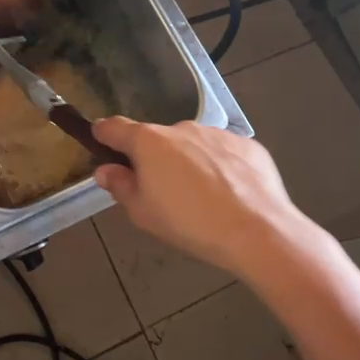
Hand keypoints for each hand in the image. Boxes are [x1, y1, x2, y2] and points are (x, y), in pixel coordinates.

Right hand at [91, 117, 315, 280]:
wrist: (259, 232)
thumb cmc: (191, 224)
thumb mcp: (144, 214)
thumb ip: (120, 187)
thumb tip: (105, 170)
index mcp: (148, 142)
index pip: (115, 127)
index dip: (104, 134)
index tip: (101, 140)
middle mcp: (180, 128)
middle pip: (158, 140)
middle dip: (156, 159)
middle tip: (164, 192)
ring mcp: (216, 133)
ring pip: (193, 145)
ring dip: (191, 163)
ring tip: (204, 199)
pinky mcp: (247, 145)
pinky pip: (225, 153)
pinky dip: (223, 168)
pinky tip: (232, 196)